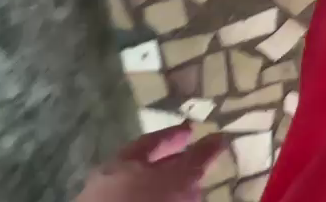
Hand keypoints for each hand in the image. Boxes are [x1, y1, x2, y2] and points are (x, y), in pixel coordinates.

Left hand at [74, 126, 225, 201]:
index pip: (149, 141)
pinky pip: (138, 201)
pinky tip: (176, 201)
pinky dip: (158, 199)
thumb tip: (219, 136)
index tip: (193, 131)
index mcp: (118, 163)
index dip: (174, 134)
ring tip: (192, 190)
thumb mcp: (180, 176)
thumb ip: (199, 155)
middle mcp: (105, 183)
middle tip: (196, 163)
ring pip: (141, 189)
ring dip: (167, 187)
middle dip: (173, 164)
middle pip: (144, 167)